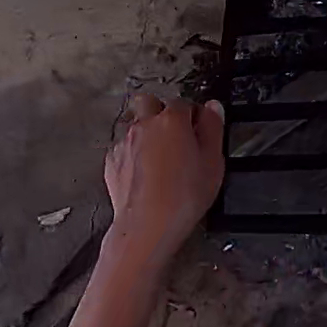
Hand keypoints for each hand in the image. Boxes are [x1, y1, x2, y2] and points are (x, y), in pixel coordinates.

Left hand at [102, 93, 225, 267]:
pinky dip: (133, 153)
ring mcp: (125, 143)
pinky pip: (122, 147)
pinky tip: (145, 171)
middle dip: (160, 110)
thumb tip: (213, 108)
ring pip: (134, 124)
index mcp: (172, 120)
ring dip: (145, 131)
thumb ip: (213, 128)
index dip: (193, 114)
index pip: (184, 102)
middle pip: (149, 101)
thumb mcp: (213, 161)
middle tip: (174, 132)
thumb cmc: (183, 196)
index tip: (199, 128)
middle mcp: (145, 125)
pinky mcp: (112, 162)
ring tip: (159, 154)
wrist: (148, 225)